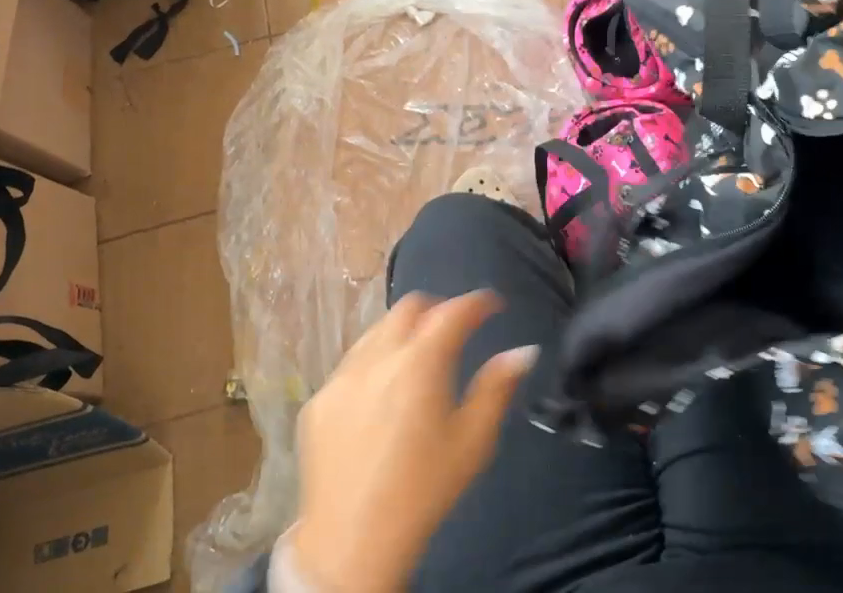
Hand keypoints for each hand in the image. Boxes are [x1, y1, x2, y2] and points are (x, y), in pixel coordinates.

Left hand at [288, 291, 536, 592]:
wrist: (352, 540)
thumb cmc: (425, 489)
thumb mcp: (474, 441)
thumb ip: (498, 387)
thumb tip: (524, 351)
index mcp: (420, 364)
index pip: (453, 312)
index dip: (477, 302)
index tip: (493, 305)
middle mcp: (377, 358)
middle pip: (408, 307)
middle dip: (438, 308)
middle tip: (456, 327)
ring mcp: (341, 377)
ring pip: (376, 330)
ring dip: (403, 331)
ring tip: (420, 357)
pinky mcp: (318, 400)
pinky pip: (351, 363)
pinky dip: (375, 361)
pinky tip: (384, 394)